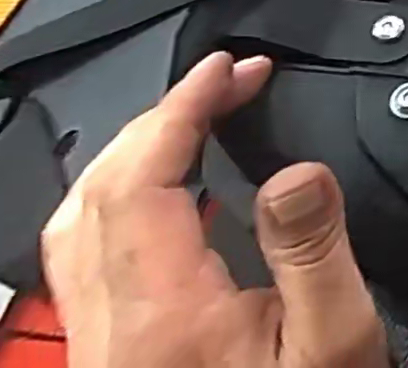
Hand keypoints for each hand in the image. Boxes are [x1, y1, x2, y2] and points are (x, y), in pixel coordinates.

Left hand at [42, 52, 387, 367]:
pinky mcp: (108, 351)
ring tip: (202, 111)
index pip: (140, 184)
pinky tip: (177, 180)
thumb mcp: (332, 333)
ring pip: (74, 225)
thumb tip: (294, 169)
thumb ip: (311, 250)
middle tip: (227, 78)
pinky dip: (129, 188)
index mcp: (164, 317)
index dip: (181, 111)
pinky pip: (92, 249)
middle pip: (92, 197)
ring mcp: (98, 344)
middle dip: (160, 116)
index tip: (230, 69)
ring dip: (137, 148)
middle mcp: (109, 330)